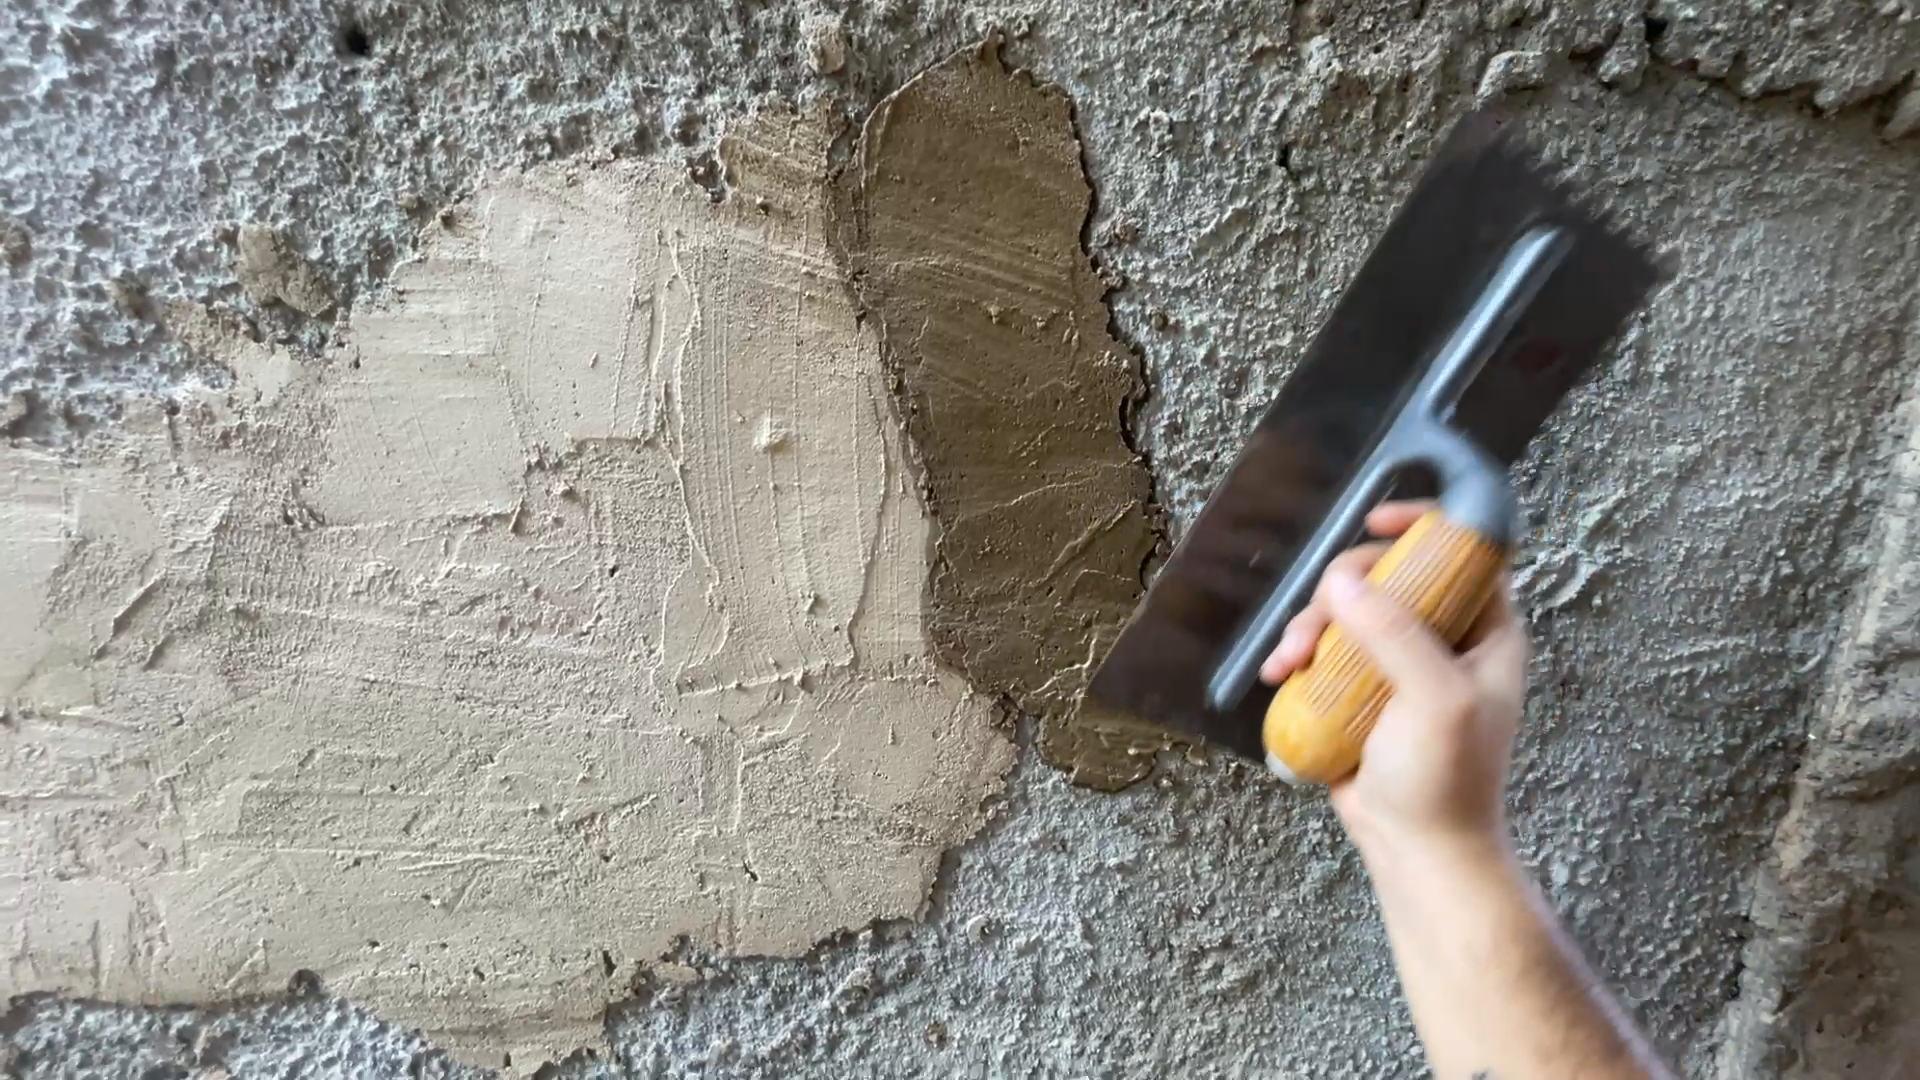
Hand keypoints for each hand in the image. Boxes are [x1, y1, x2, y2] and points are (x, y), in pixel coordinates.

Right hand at [1258, 500, 1528, 857]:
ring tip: (1286, 664)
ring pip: (1344, 608)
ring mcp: (1394, 658)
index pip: (1462, 552)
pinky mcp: (1356, 681)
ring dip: (1307, 626)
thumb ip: (1398, 638)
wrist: (1415, 845)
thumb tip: (1341, 585)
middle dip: (1339, 592)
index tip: (1374, 520)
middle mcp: (1440, 634)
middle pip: (1384, 575)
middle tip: (1313, 629)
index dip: (1424, 524)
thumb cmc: (1445, 778)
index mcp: (1483, 629)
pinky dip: (1295, 652)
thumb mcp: (1438, 703)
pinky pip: (1322, 643)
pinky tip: (1277, 673)